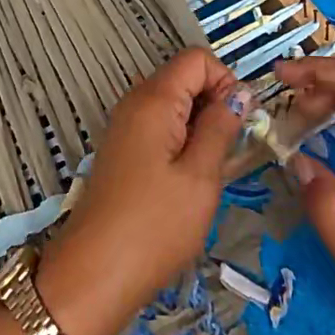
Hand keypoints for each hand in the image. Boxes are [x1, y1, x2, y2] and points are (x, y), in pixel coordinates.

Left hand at [36, 49, 242, 334]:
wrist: (93, 275)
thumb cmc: (154, 226)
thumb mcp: (200, 177)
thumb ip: (221, 127)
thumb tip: (240, 93)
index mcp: (154, 99)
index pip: (197, 58)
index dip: (225, 81)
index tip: (239, 122)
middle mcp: (135, 102)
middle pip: (184, 78)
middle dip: (214, 103)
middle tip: (229, 152)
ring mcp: (125, 126)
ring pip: (174, 104)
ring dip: (200, 126)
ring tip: (210, 171)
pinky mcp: (122, 150)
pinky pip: (159, 127)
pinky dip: (181, 141)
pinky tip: (187, 180)